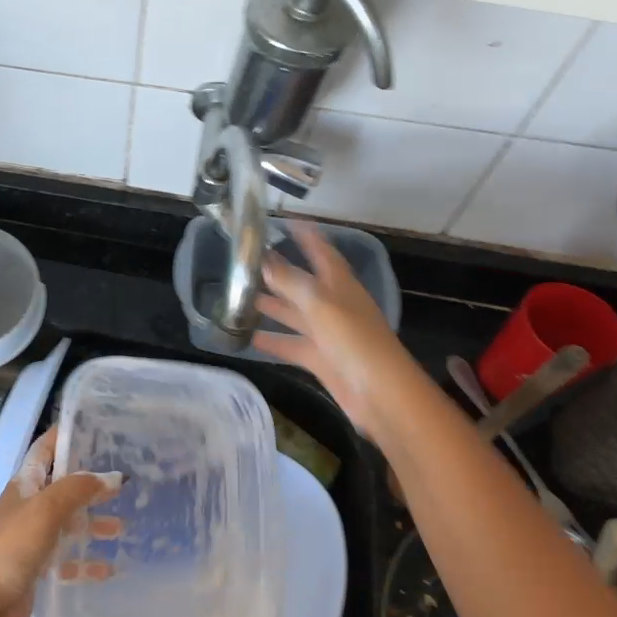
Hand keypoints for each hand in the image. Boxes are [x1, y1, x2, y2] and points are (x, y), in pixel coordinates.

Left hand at [0, 426, 121, 616]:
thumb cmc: (13, 545)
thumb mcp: (47, 508)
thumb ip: (79, 488)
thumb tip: (114, 476)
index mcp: (25, 484)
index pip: (45, 450)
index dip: (64, 436)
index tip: (94, 427)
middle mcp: (29, 506)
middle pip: (63, 487)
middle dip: (90, 484)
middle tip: (123, 481)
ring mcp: (33, 538)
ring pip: (69, 523)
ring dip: (93, 524)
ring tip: (123, 527)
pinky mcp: (38, 568)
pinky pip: (68, 559)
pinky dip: (87, 561)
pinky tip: (110, 567)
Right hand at [254, 220, 409, 436]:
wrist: (381, 395)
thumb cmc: (354, 340)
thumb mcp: (319, 304)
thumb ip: (289, 281)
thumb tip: (263, 260)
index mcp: (338, 283)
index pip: (320, 250)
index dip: (305, 235)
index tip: (282, 221)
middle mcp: (332, 303)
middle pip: (301, 281)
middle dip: (276, 271)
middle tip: (243, 261)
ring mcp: (327, 332)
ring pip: (293, 312)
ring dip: (268, 304)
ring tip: (235, 295)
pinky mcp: (320, 358)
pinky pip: (290, 344)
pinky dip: (270, 340)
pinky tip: (246, 336)